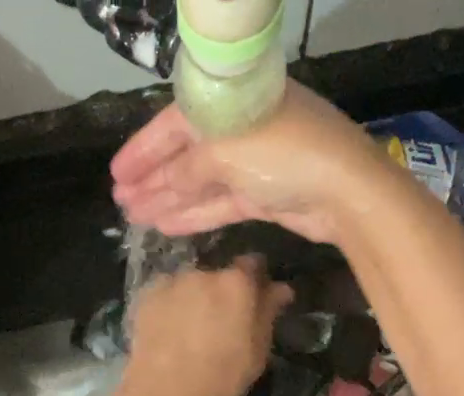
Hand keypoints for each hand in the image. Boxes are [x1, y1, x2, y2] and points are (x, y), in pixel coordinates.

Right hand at [111, 82, 393, 244]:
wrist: (345, 192)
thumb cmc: (284, 154)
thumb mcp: (225, 153)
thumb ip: (187, 170)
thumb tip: (161, 187)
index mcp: (232, 101)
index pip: (177, 121)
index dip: (145, 146)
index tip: (117, 172)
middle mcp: (242, 128)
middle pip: (187, 153)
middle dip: (153, 177)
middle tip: (120, 200)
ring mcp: (255, 163)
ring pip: (201, 182)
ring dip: (167, 199)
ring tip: (133, 217)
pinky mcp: (265, 195)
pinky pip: (220, 203)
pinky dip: (194, 214)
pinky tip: (165, 226)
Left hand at [117, 257, 290, 395]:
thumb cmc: (219, 379)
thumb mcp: (256, 353)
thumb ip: (267, 314)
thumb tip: (280, 289)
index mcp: (236, 284)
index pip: (253, 265)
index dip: (255, 282)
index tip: (255, 302)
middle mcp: (203, 273)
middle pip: (219, 276)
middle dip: (223, 294)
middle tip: (222, 325)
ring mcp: (171, 283)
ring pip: (191, 286)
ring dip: (196, 300)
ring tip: (192, 333)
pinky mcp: (145, 298)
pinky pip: (167, 296)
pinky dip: (172, 308)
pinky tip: (170, 333)